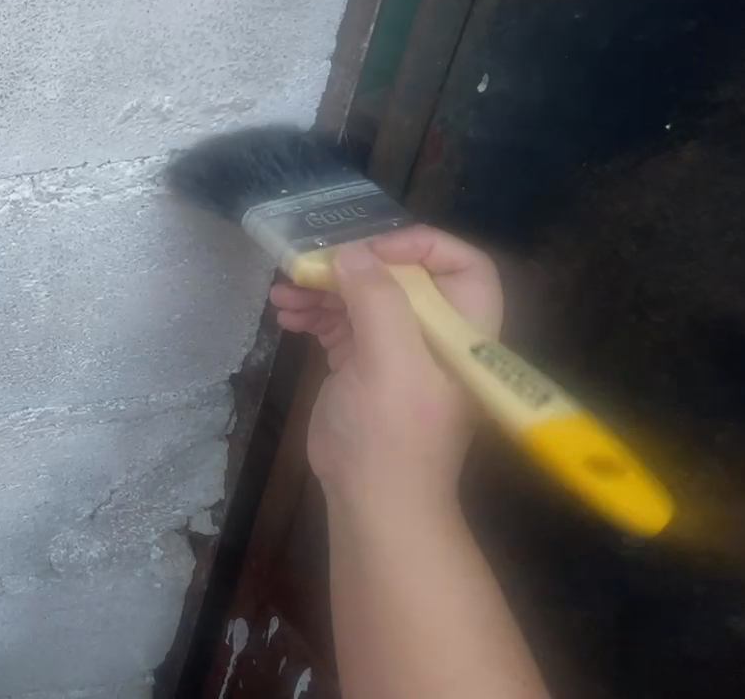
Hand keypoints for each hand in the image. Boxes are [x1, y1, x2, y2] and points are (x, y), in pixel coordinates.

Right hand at [269, 227, 501, 518]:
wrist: (371, 497)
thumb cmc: (393, 434)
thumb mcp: (391, 365)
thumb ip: (377, 303)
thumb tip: (350, 251)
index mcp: (459, 331)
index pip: (462, 266)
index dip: (418, 247)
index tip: (366, 250)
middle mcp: (430, 333)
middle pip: (397, 275)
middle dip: (350, 265)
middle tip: (306, 266)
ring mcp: (393, 348)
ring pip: (360, 295)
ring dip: (320, 287)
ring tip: (282, 294)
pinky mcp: (360, 362)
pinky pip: (336, 320)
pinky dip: (310, 311)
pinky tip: (285, 315)